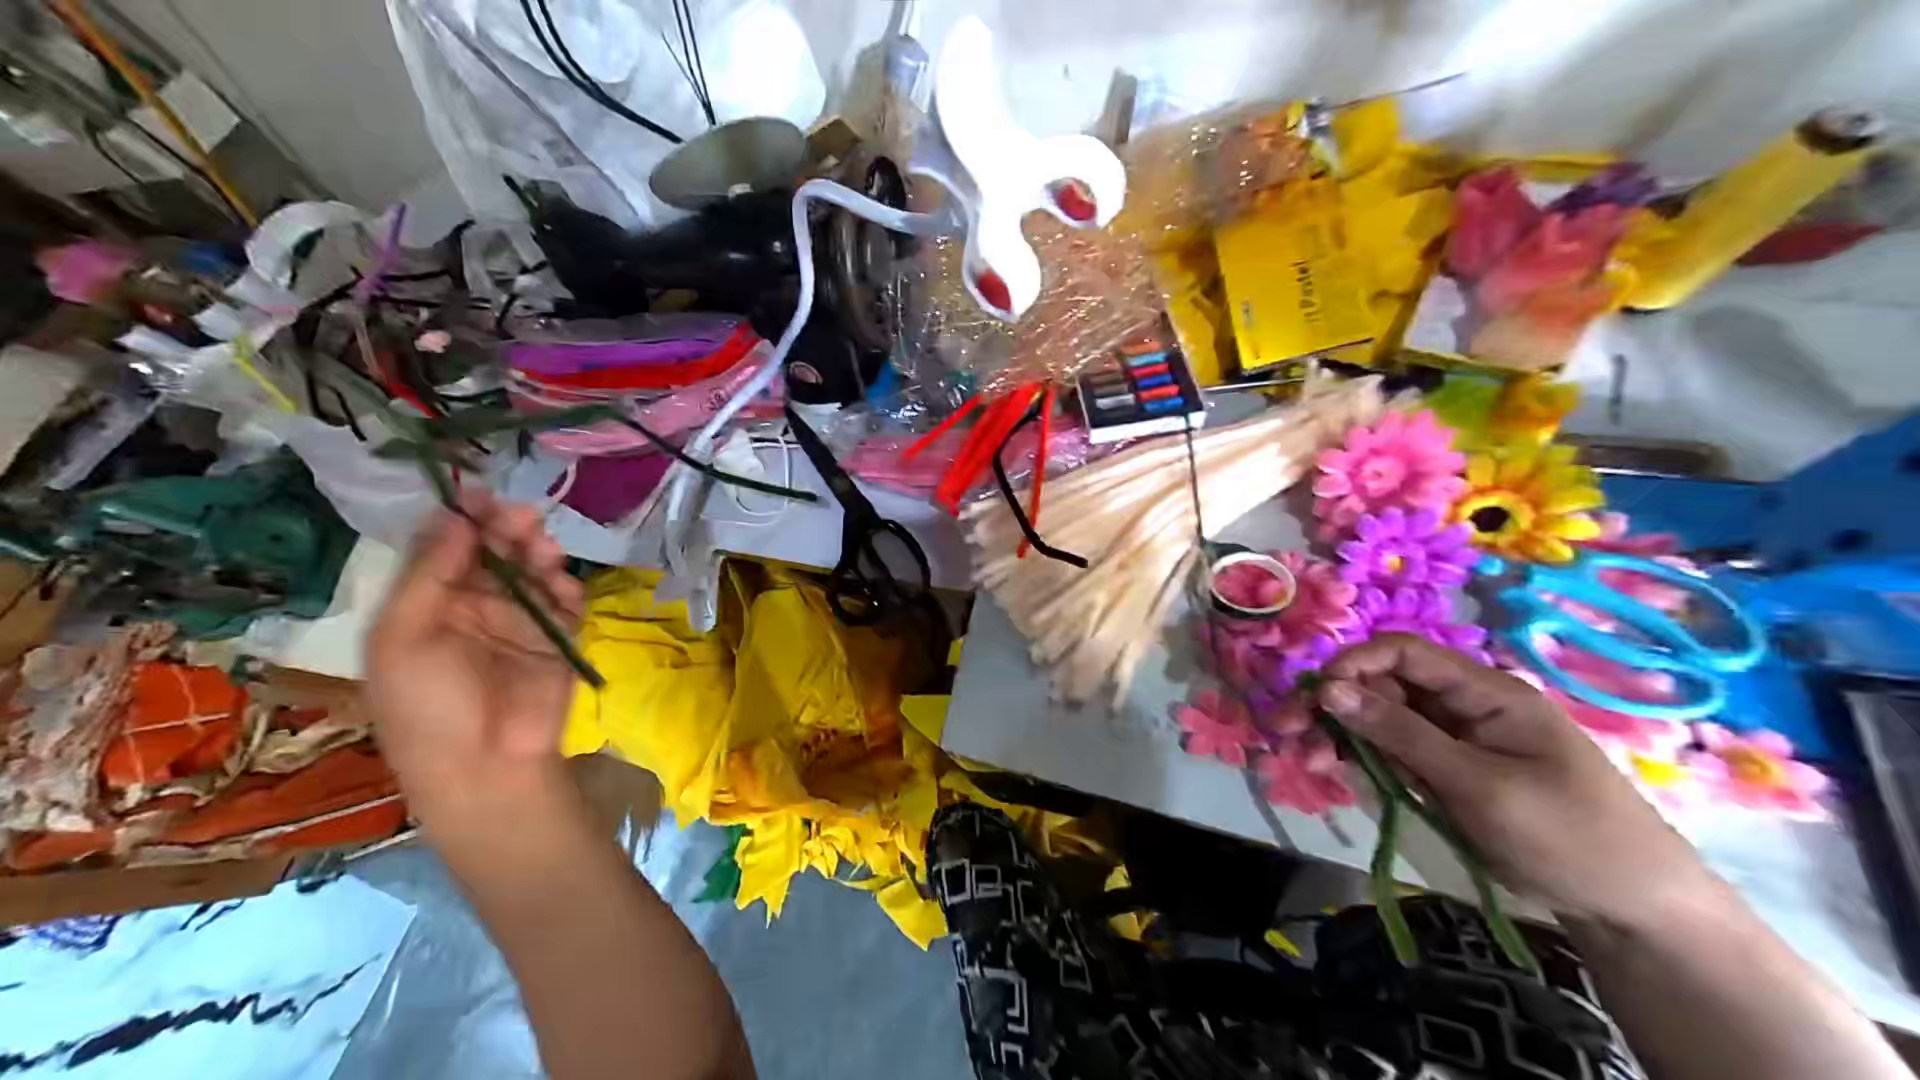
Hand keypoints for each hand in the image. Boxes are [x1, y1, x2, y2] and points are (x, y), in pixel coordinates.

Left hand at [365, 494, 584, 824]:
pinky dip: (567, 588)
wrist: (485, 764)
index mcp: (429, 604)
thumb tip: (454, 514)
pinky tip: (562, 588)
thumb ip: (429, 573)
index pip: (448, 549)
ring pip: (535, 571)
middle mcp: (477, 605)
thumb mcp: (403, 636)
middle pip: (496, 553)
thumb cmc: (427, 704)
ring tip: (545, 550)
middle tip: (523, 517)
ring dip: (540, 554)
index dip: (464, 520)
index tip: (481, 495)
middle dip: (508, 530)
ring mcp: (522, 621)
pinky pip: (567, 600)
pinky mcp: (561, 637)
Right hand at [1317, 634, 1713, 928]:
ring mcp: (1450, 740)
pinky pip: (1388, 752)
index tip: (1318, 697)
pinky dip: (1356, 759)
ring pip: (1376, 720)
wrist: (1631, 909)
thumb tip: (1329, 688)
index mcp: (1484, 692)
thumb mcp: (1479, 784)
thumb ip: (1401, 734)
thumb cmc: (1567, 835)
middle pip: (1381, 685)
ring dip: (1336, 734)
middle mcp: (1461, 706)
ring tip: (1304, 760)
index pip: (1403, 652)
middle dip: (1332, 703)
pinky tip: (1330, 771)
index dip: (1354, 664)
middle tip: (1285, 730)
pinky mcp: (1442, 771)